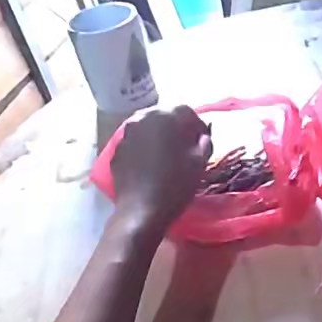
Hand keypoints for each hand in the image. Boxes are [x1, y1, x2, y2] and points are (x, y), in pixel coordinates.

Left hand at [110, 106, 209, 235]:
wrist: (142, 210)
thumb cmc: (176, 185)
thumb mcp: (199, 163)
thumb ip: (204, 143)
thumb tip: (202, 137)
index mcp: (166, 116)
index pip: (186, 111)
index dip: (197, 125)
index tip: (203, 140)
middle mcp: (142, 118)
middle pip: (164, 116)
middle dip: (176, 128)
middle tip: (186, 147)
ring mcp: (126, 134)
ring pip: (148, 129)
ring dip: (159, 138)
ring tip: (168, 156)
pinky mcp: (117, 151)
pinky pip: (136, 144)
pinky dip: (145, 150)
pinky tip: (151, 167)